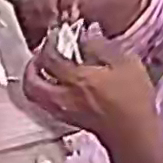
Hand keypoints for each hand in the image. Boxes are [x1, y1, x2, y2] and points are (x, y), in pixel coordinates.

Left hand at [22, 27, 161, 147]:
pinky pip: (41, 102)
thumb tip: (87, 34)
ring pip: (33, 94)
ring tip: (41, 68)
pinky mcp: (62, 117)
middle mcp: (62, 96)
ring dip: (32, 80)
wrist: (129, 128)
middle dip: (30, 67)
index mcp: (77, 79)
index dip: (47, 46)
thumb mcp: (125, 63)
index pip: (50, 60)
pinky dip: (40, 91)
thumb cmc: (132, 96)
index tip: (52, 37)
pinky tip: (50, 84)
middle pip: (31, 82)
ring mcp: (59, 109)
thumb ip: (101, 47)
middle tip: (38, 55)